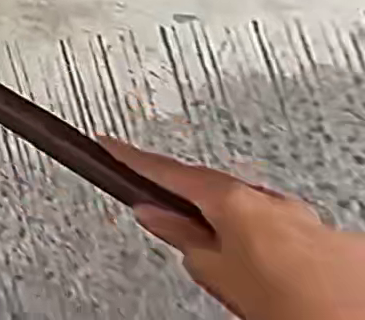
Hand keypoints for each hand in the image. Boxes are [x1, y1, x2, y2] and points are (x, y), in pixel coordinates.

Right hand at [101, 136, 364, 319]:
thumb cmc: (292, 306)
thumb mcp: (215, 273)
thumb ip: (181, 238)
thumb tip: (155, 217)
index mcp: (234, 199)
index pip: (164, 169)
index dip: (128, 157)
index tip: (108, 144)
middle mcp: (277, 204)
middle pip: (218, 191)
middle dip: (196, 205)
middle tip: (171, 218)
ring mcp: (321, 228)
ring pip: (262, 214)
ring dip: (244, 230)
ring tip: (240, 263)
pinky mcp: (351, 252)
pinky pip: (300, 236)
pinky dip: (283, 248)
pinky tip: (284, 273)